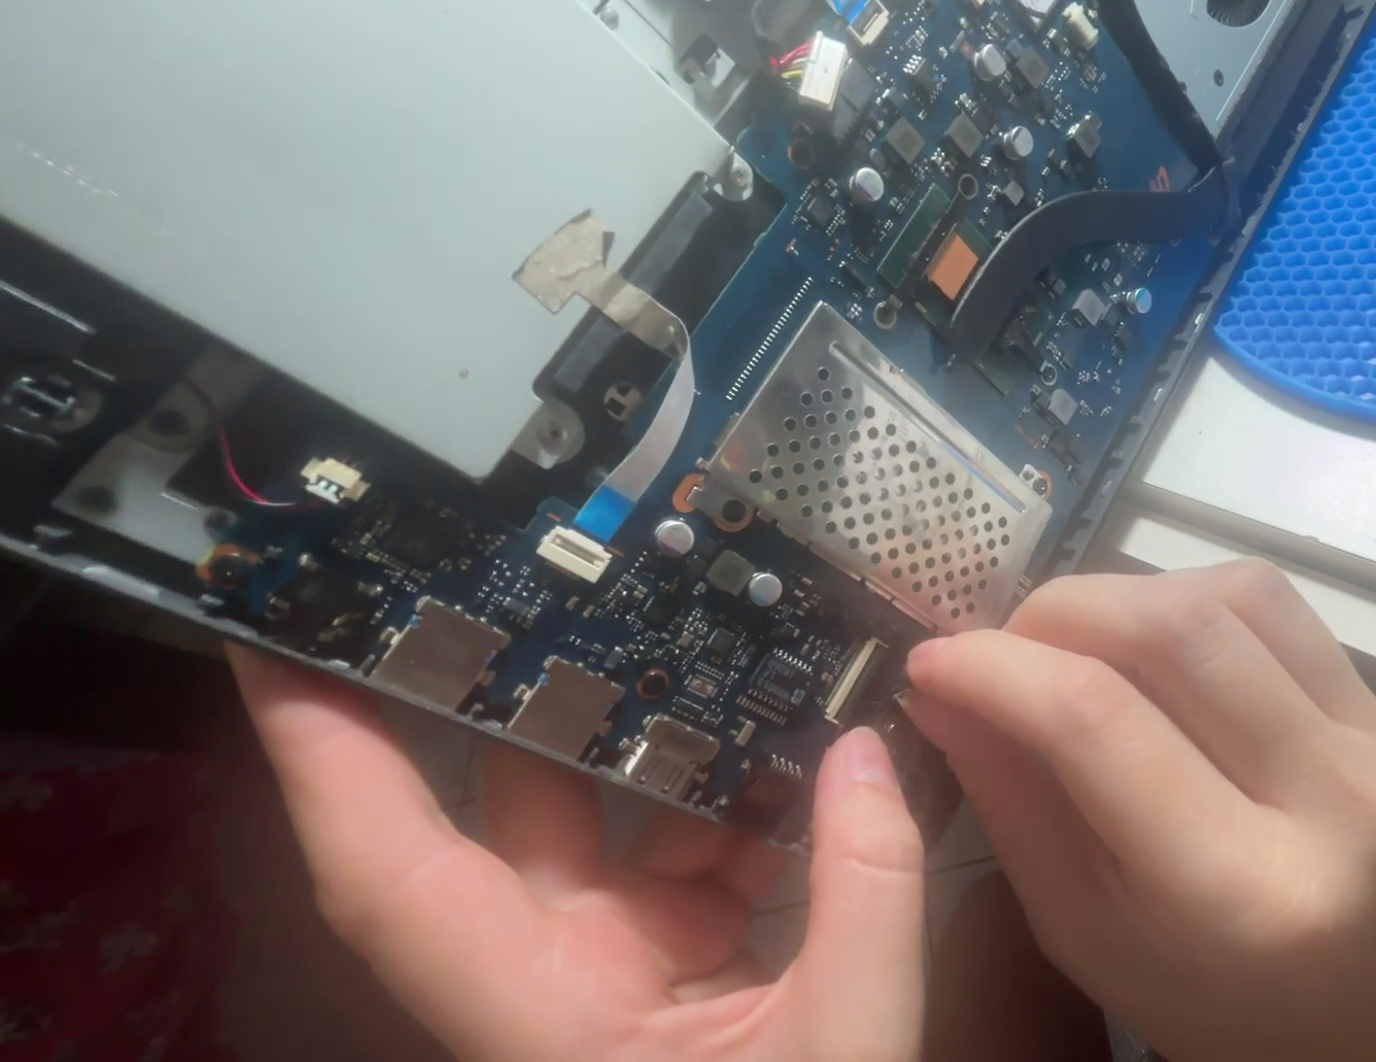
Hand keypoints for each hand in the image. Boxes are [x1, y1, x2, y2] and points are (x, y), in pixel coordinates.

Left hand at [229, 646, 924, 1061]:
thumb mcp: (848, 1041)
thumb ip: (869, 890)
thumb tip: (864, 746)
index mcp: (550, 1016)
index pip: (397, 878)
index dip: (326, 758)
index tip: (278, 642)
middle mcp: (562, 974)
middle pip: (523, 808)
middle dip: (549, 696)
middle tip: (583, 586)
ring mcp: (620, 960)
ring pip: (621, 818)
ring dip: (682, 753)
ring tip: (743, 676)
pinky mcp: (677, 952)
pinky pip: (690, 849)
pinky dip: (739, 808)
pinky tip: (799, 783)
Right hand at [905, 561, 1375, 1061]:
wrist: (1358, 1010)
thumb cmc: (1197, 992)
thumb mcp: (1075, 922)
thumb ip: (1005, 795)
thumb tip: (936, 687)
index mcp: (1239, 889)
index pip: (1096, 720)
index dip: (996, 668)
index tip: (932, 658)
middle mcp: (1329, 800)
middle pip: (1167, 632)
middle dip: (1053, 613)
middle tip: (1002, 647)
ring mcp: (1373, 740)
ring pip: (1220, 595)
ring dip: (1115, 596)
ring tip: (1070, 642)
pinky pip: (1266, 599)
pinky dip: (1179, 593)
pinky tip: (1144, 638)